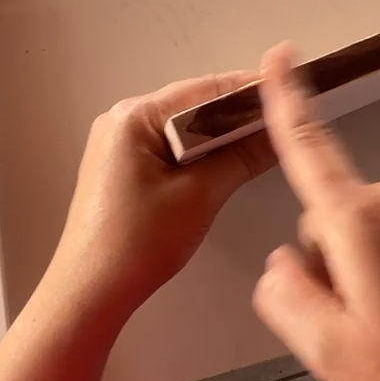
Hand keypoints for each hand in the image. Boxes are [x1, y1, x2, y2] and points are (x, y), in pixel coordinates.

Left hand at [52, 72, 275, 311]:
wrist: (91, 291)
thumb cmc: (136, 244)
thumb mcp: (201, 195)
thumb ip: (243, 156)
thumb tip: (279, 133)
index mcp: (133, 117)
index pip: (205, 89)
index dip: (250, 89)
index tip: (288, 90)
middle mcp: (122, 120)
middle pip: (194, 104)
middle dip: (238, 112)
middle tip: (282, 117)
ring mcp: (120, 142)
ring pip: (185, 125)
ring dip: (221, 131)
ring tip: (262, 136)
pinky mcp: (124, 164)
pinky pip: (172, 143)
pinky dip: (202, 148)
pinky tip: (227, 157)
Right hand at [250, 45, 379, 380]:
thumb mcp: (331, 350)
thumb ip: (284, 295)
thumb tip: (282, 260)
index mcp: (359, 219)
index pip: (310, 147)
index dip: (286, 100)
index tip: (279, 53)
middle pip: (336, 212)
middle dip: (335, 255)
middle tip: (365, 318)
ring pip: (373, 220)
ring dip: (373, 257)